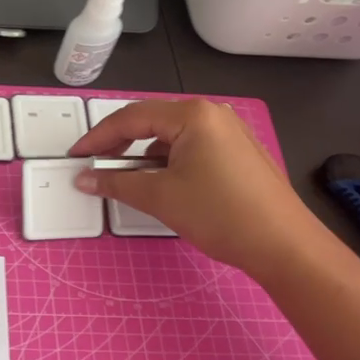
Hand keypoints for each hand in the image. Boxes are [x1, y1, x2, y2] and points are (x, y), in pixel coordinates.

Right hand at [68, 99, 325, 277]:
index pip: (131, 118)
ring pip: (173, 137)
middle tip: (95, 165)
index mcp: (193, 115)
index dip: (98, 137)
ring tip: (127, 181)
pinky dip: (169, 162)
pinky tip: (162, 185)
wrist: (284, 246)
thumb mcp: (160, 197)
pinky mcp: (240, 153)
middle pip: (153, 122)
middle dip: (120, 144)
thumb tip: (85, 178)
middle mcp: (213, 114)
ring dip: (145, 156)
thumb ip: (117, 183)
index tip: (76, 156)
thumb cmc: (220, 214)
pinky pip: (192, 148)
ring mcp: (230, 133)